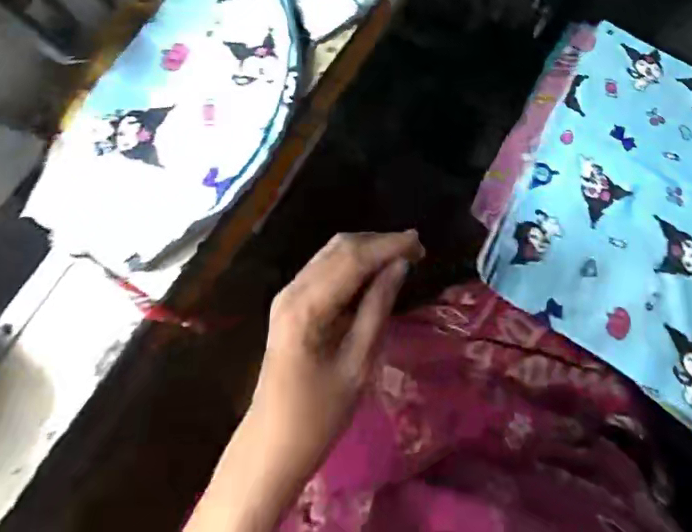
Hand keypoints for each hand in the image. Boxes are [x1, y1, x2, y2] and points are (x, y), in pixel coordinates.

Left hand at [252, 232, 423, 470]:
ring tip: (402, 256)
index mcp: (307, 307)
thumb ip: (377, 310)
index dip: (388, 245)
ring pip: (332, 252)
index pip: (353, 258)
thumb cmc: (317, 416)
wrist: (270, 448)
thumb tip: (400, 266)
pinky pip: (325, 267)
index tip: (421, 243)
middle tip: (416, 250)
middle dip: (380, 242)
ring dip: (367, 248)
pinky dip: (353, 262)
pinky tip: (375, 272)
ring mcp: (288, 294)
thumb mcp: (357, 366)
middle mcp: (293, 290)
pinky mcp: (290, 303)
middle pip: (340, 247)